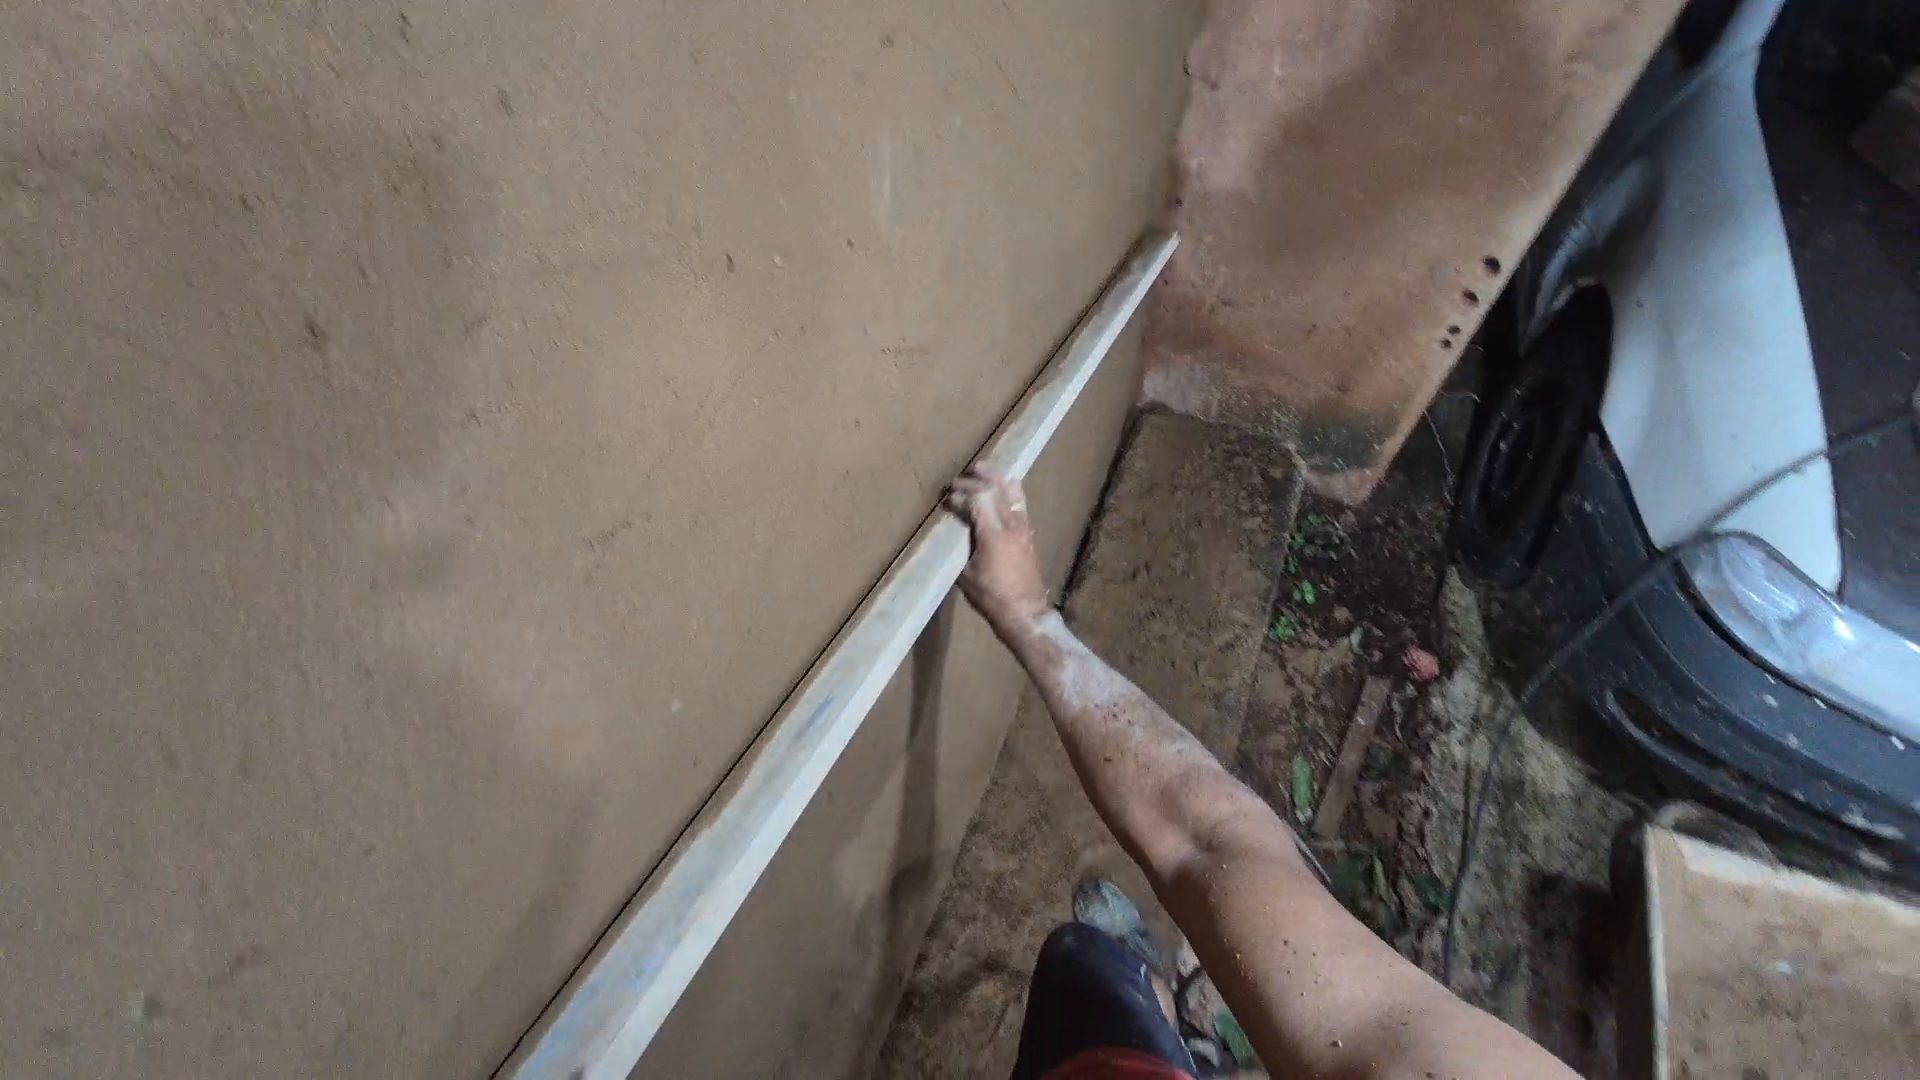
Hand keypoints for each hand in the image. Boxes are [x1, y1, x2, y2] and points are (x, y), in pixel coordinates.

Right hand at [945, 464, 1050, 636]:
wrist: (1024, 612)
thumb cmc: (991, 597)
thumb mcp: (966, 574)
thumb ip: (963, 546)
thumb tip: (958, 531)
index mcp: (993, 535)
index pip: (978, 500)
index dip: (961, 496)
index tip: (948, 499)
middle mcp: (1012, 526)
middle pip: (996, 490)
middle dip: (976, 481)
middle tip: (960, 479)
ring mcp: (1024, 529)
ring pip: (1013, 493)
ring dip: (996, 479)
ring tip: (983, 469)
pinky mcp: (1029, 535)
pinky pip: (1021, 504)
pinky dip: (1009, 492)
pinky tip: (1003, 488)